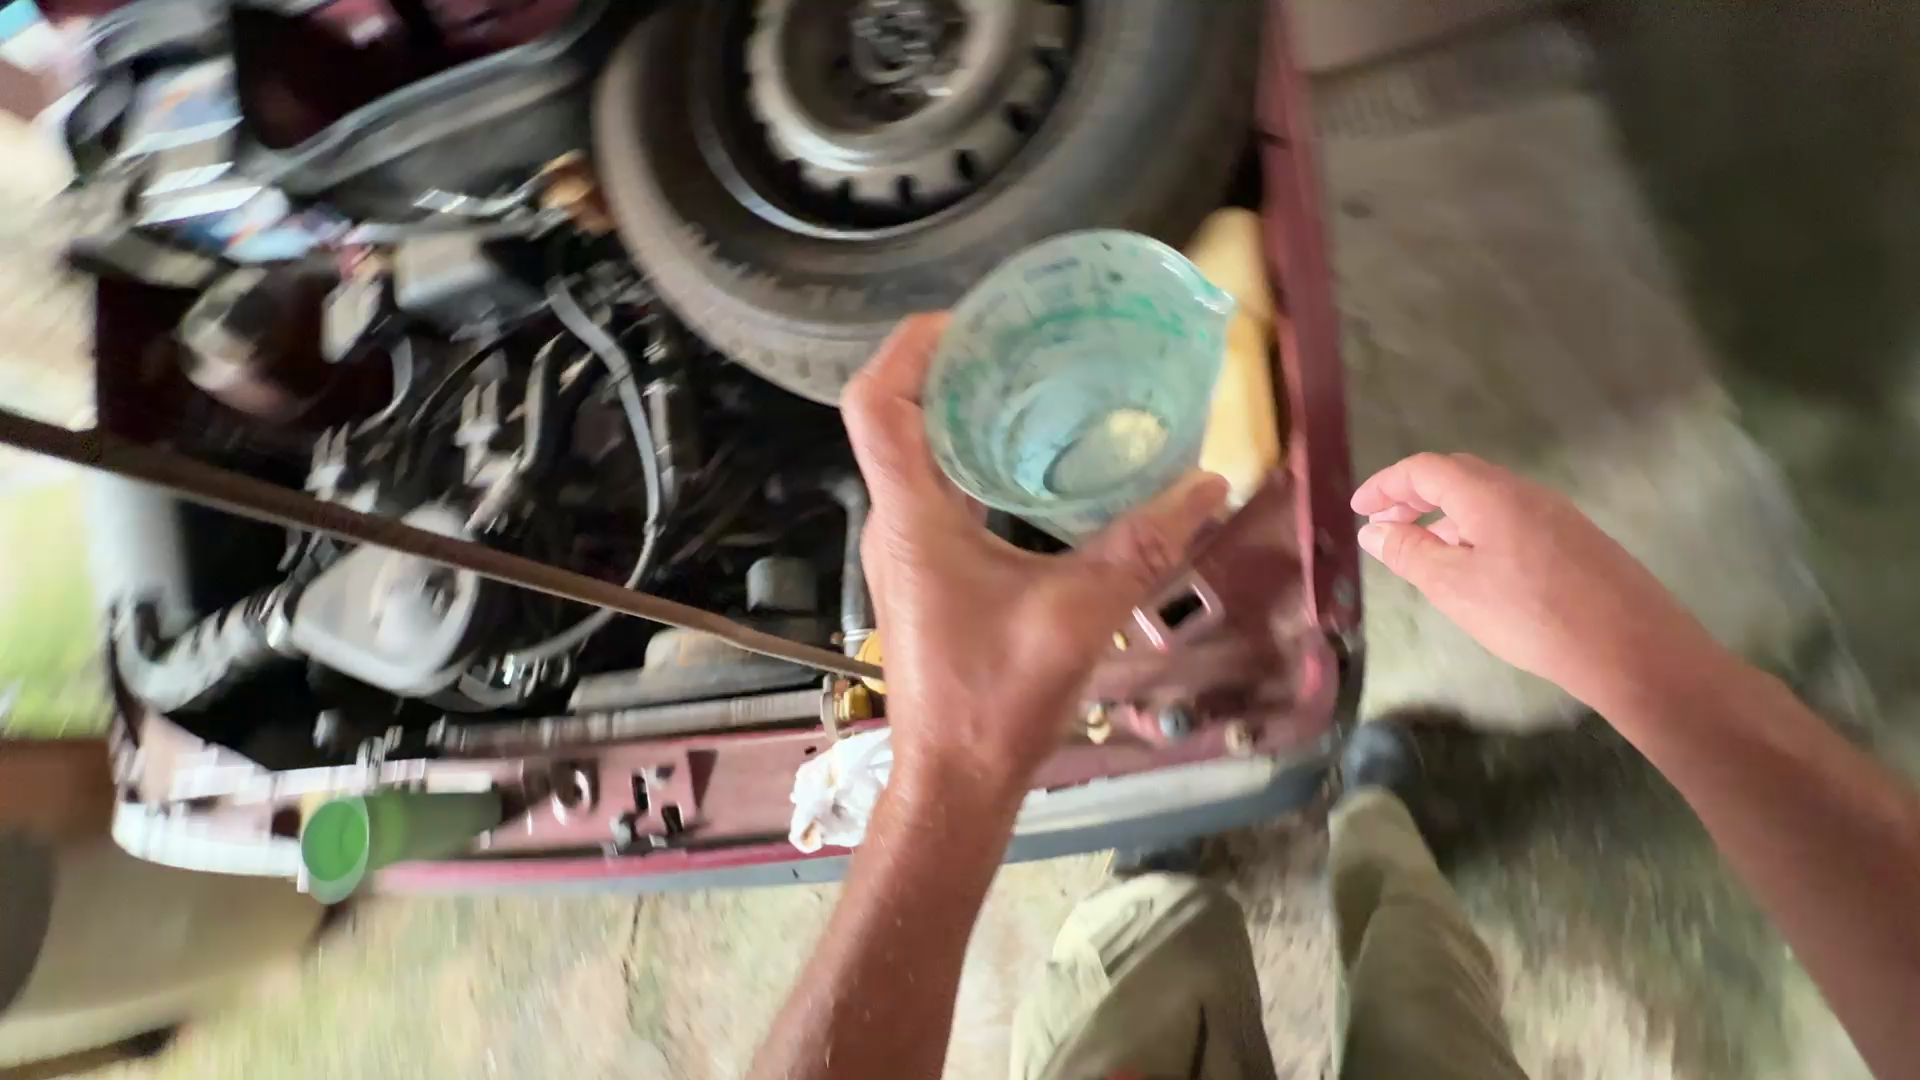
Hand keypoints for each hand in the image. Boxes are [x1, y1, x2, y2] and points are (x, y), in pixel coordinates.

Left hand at [843, 314, 1228, 808]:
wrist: (955, 776)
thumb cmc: (996, 701)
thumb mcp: (1078, 616)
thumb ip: (1143, 547)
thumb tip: (1207, 484)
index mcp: (913, 518)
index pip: (877, 405)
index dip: (910, 347)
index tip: (970, 321)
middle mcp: (898, 522)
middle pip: (898, 416)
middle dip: (950, 366)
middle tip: (1021, 340)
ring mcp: (908, 546)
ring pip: (919, 453)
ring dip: (963, 412)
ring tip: (1033, 382)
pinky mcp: (928, 568)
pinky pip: (941, 490)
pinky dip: (977, 459)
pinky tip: (1035, 461)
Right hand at [1351, 452, 1719, 707]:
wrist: (1634, 650)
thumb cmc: (1530, 614)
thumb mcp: (1451, 586)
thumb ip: (1407, 552)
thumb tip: (1374, 531)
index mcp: (1488, 495)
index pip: (1424, 469)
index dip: (1385, 485)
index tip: (1358, 510)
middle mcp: (1523, 493)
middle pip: (1456, 474)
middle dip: (1412, 494)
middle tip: (1384, 524)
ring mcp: (1555, 514)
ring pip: (1484, 497)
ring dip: (1442, 513)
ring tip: (1421, 549)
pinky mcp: (1574, 539)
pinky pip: (1509, 516)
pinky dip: (1473, 527)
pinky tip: (1471, 566)